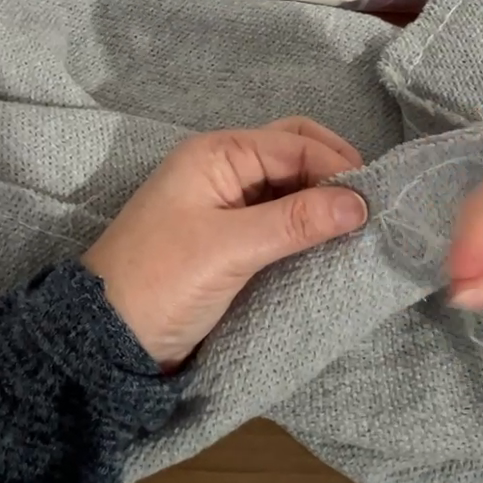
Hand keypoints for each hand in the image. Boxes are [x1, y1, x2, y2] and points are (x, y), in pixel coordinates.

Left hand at [82, 117, 369, 372]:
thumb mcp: (229, 249)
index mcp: (218, 153)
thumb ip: (294, 222)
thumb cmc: (161, 281)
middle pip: (292, 150)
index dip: (337, 167)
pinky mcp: (229, 230)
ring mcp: (226, 198)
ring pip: (287, 180)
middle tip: (372, 203)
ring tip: (361, 220)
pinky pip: (277, 210)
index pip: (293, 145)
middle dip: (333, 169)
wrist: (105, 337)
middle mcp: (224, 165)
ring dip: (322, 194)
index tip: (377, 201)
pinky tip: (330, 236)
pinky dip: (305, 217)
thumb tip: (360, 203)